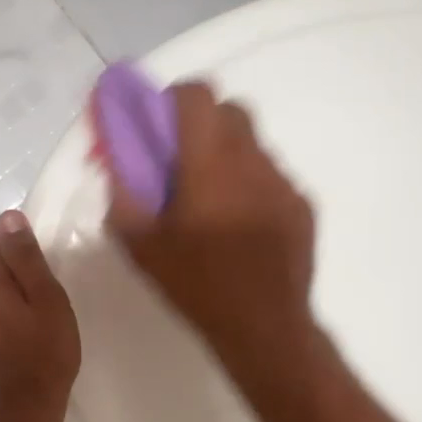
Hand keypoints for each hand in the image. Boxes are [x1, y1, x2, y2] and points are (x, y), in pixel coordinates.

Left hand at [0, 210, 80, 421]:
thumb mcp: (47, 300)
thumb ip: (26, 258)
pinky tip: (24, 344)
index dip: (17, 247)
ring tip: (38, 323)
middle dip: (14, 275)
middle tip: (47, 298)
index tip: (42, 268)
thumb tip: (8, 217)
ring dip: (8, 302)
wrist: (23, 413)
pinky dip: (2, 325)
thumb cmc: (45, 354)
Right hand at [107, 83, 316, 372]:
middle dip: (203, 125)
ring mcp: (284, 182)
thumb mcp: (142, 248)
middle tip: (182, 163)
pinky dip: (253, 188)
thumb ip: (124, 199)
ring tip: (213, 204)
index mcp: (209, 163)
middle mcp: (252, 160)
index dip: (175, 99)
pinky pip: (273, 179)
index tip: (159, 127)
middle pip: (231, 111)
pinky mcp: (303, 206)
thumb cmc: (197, 285)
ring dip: (229, 158)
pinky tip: (242, 228)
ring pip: (253, 146)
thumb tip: (118, 169)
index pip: (198, 94)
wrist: (263, 327)